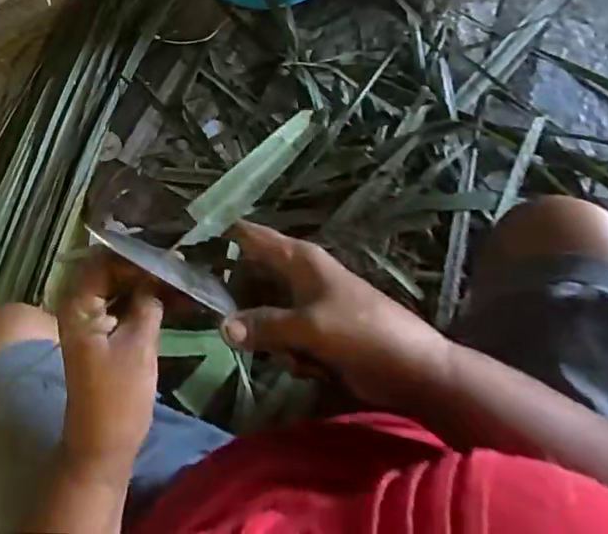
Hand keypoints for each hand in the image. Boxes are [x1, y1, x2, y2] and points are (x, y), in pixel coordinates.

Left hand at [55, 250, 164, 471]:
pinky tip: (166, 300)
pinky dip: (138, 302)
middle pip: (108, 272)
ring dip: (142, 284)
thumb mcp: (139, 346)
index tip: (168, 257)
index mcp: (77, 302)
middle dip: (141, 268)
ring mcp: (85, 319)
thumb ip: (147, 305)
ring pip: (114, 288)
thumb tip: (159, 277)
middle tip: (178, 265)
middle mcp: (75, 304)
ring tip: (178, 279)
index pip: (104, 261)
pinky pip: (116, 306)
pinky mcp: (96, 334)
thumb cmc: (119, 397)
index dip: (135, 258)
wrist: (101, 446)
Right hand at [221, 221, 454, 408]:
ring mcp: (308, 302)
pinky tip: (304, 367)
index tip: (183, 243)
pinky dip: (288, 350)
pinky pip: (284, 333)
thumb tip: (220, 327)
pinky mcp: (318, 329)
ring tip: (280, 352)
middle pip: (248, 273)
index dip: (215, 234)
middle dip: (235, 297)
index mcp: (297, 257)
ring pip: (263, 308)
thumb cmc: (366, 333)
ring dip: (265, 331)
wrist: (424, 374)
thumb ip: (263, 325)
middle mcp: (298, 272)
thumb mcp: (309, 328)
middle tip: (213, 312)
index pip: (245, 233)